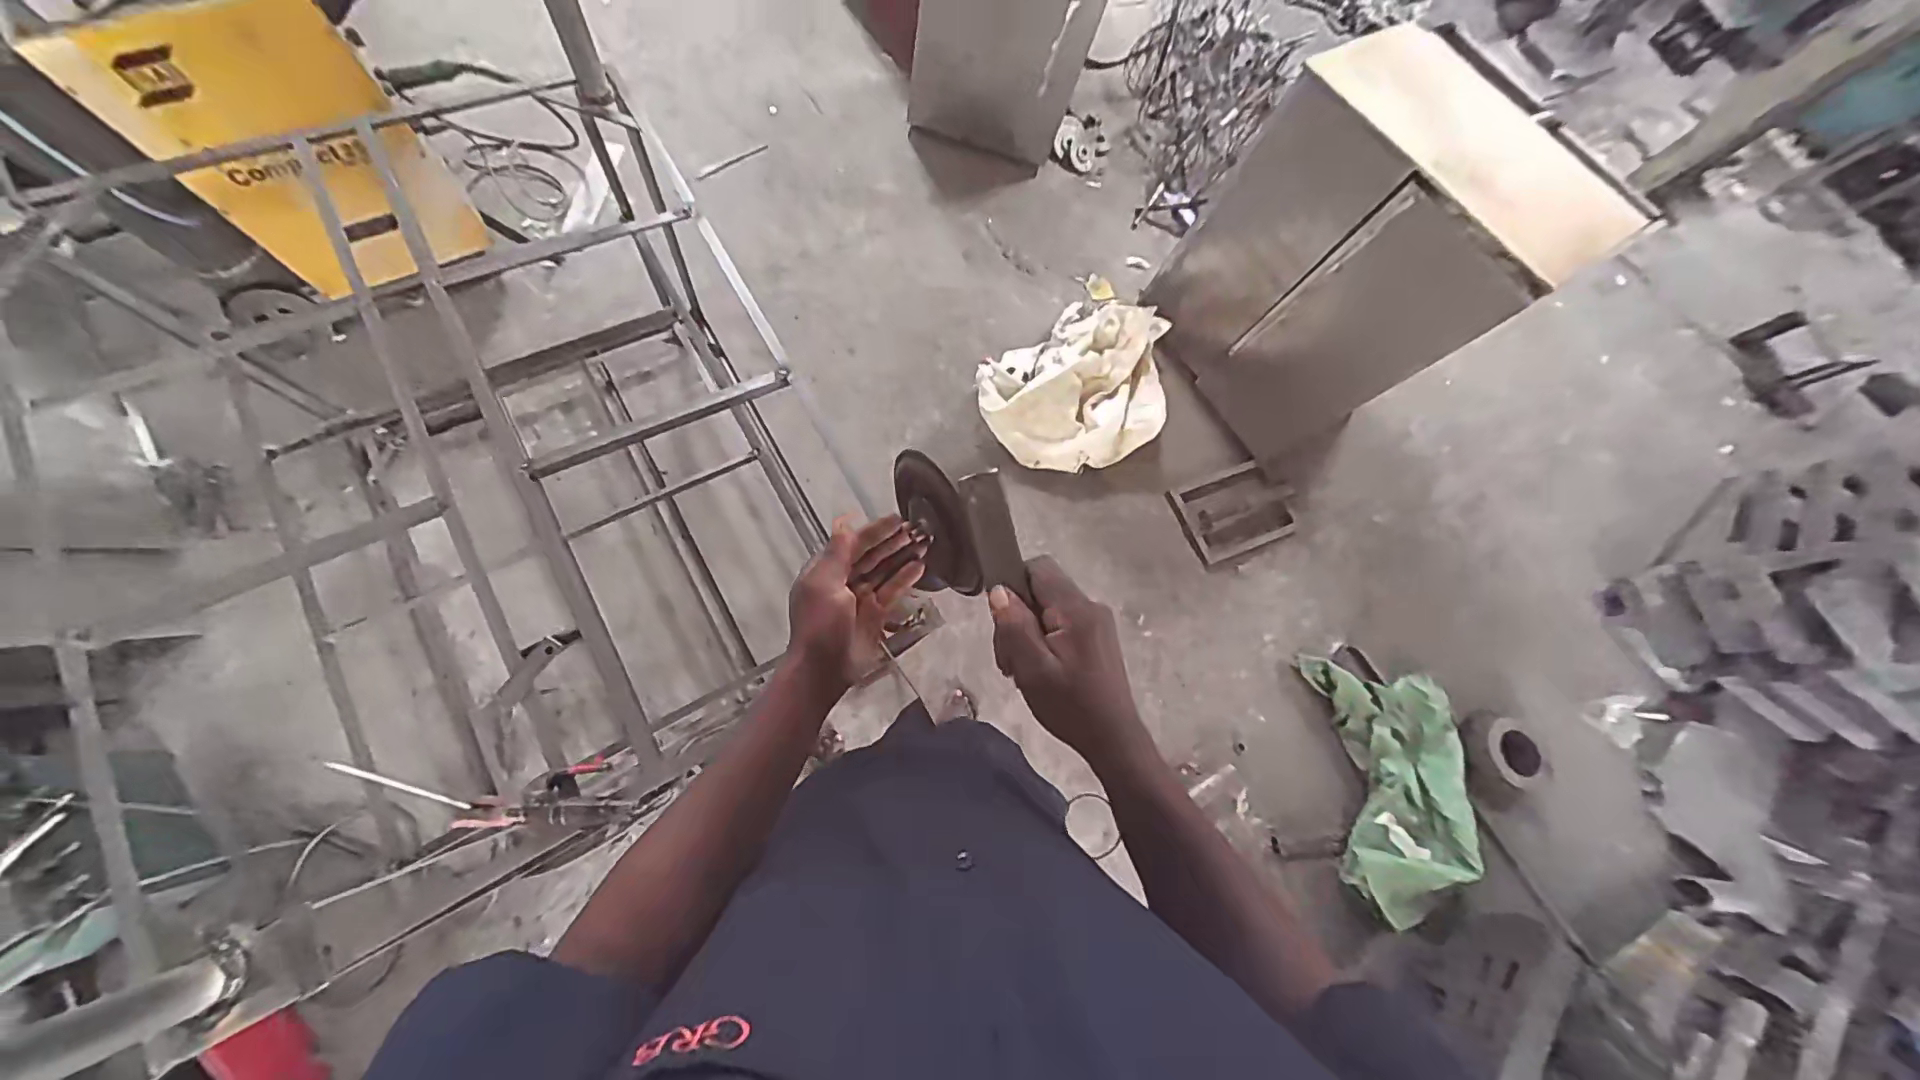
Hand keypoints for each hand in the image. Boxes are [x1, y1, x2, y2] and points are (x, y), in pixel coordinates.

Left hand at [787, 514, 925, 690]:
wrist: (824, 668)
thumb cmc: (820, 624)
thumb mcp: (823, 584)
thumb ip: (837, 553)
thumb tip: (844, 523)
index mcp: (826, 570)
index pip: (853, 543)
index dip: (875, 530)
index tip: (897, 519)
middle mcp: (844, 580)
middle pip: (872, 555)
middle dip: (893, 541)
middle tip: (916, 529)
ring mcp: (861, 598)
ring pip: (885, 570)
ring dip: (903, 556)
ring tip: (923, 543)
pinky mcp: (877, 614)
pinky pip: (893, 590)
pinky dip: (906, 578)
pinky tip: (920, 566)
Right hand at [989, 556, 1150, 771]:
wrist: (1113, 740)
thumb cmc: (1071, 707)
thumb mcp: (1033, 669)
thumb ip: (1014, 626)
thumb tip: (999, 591)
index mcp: (1075, 609)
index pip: (1038, 568)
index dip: (1012, 586)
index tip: (1002, 622)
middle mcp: (1089, 607)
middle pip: (1040, 590)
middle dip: (1017, 617)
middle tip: (1009, 659)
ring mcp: (1096, 623)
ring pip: (1047, 609)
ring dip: (1027, 633)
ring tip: (1022, 670)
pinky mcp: (1097, 638)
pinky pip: (1060, 625)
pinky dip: (1043, 642)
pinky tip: (1039, 672)